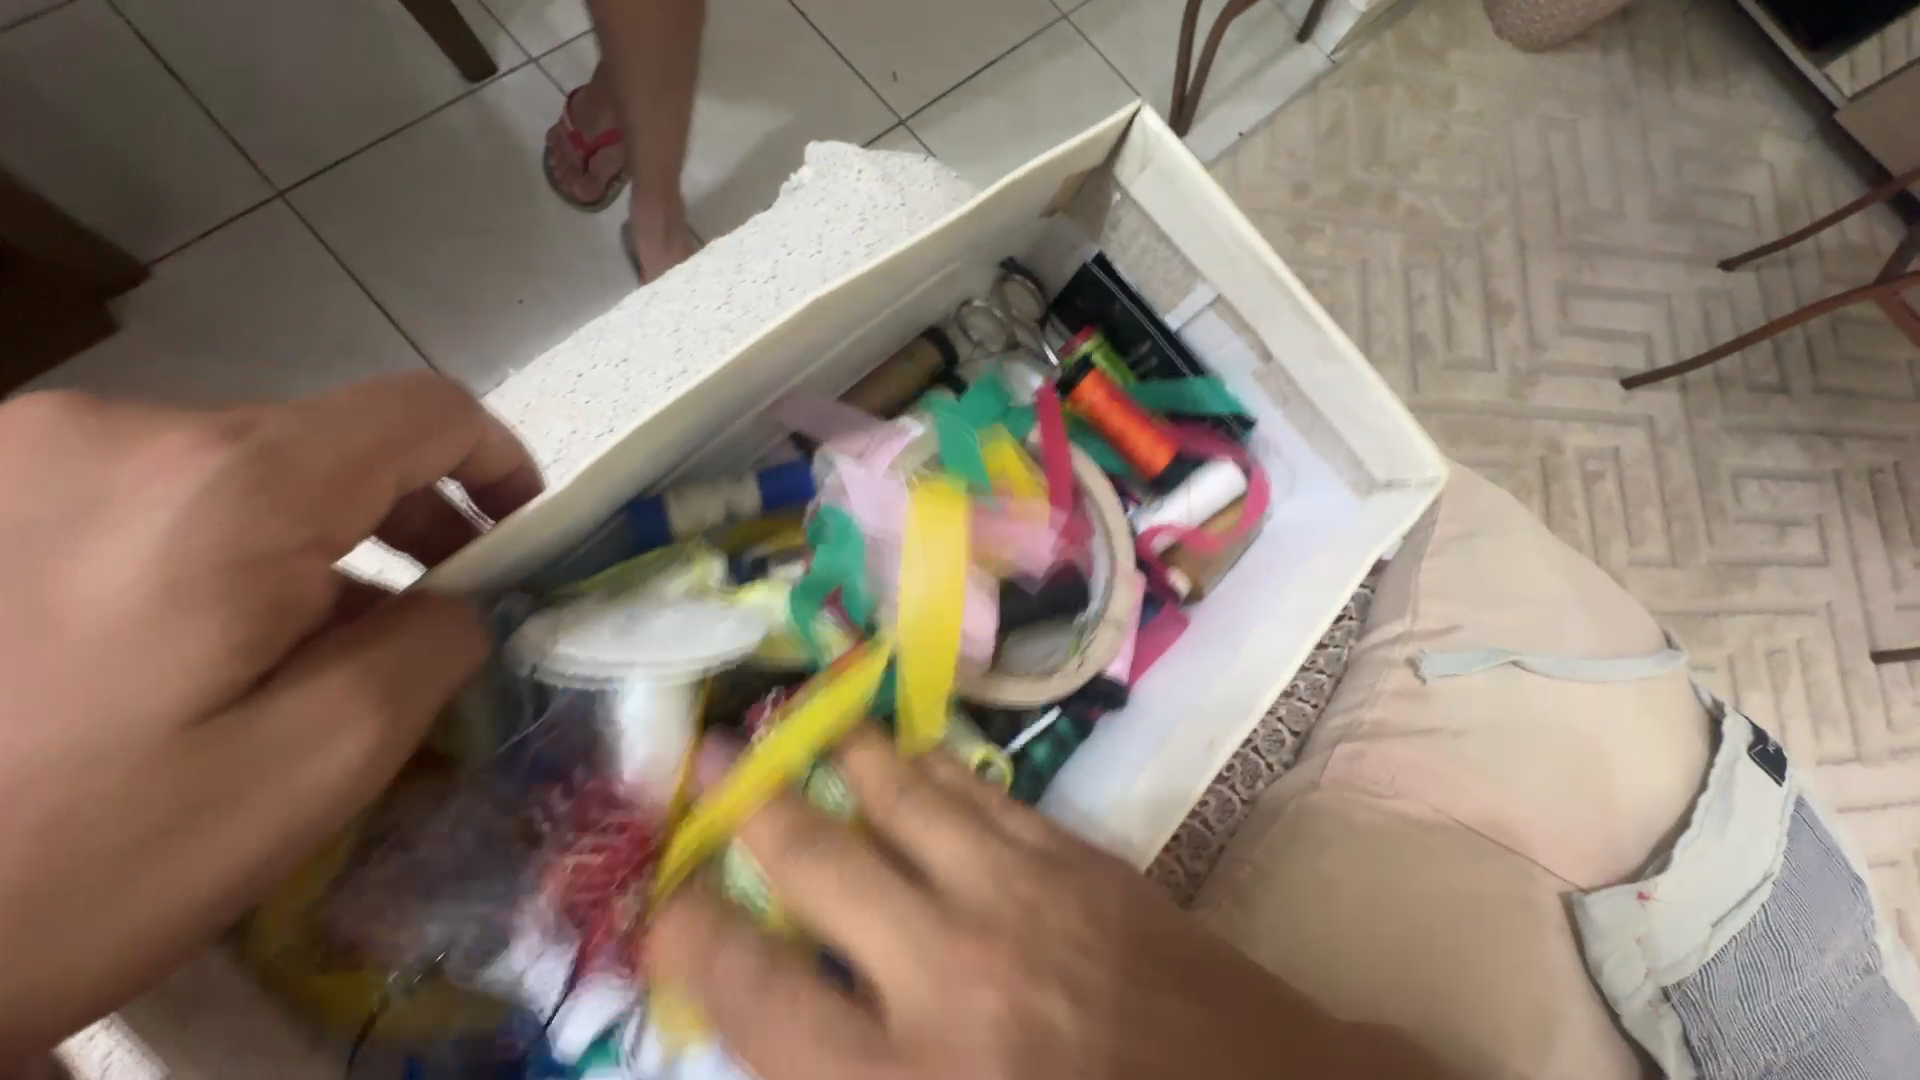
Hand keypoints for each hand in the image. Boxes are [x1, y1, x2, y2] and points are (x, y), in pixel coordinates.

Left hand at [0, 374, 540, 1059]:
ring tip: (309, 649)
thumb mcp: (319, 760)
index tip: (520, 539)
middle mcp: (117, 434)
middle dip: (411, 523)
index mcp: (226, 488)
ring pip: (248, 474)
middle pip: (334, 443)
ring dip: (319, 547)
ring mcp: (18, 456)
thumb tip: (459, 602)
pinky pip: (160, 497)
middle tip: (432, 617)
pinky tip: (198, 648)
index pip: (423, 411)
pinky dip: (230, 553)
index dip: (498, 463)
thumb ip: (435, 647)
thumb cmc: (77, 856)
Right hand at [647, 730, 1449, 1078]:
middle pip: (819, 860)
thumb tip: (779, 1011)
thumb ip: (853, 1075)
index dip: (696, 933)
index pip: (758, 994)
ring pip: (902, 797)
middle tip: (714, 754)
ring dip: (841, 758)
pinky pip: (980, 793)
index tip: (670, 893)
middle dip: (754, 804)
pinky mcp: (1080, 859)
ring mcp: (1021, 897)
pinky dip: (930, 765)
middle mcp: (950, 971)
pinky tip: (904, 747)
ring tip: (796, 721)